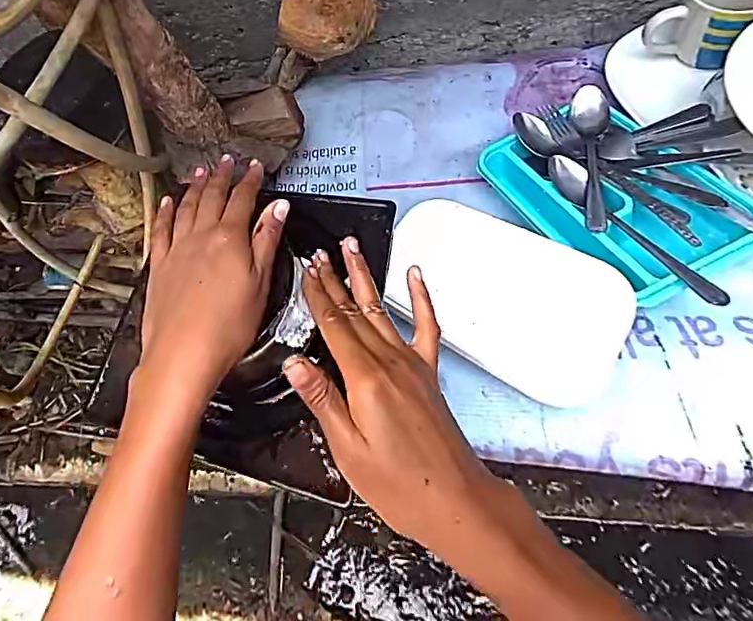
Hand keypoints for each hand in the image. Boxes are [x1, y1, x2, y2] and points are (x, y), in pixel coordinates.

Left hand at [136, 156, 287, 406]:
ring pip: (187, 206)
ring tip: (200, 171)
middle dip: (222, 176)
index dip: (250, 180)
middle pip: (212, 196)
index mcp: (229, 239)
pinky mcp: (159, 265)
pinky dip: (165, 212)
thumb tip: (278, 209)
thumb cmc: (225, 328)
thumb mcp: (260, 284)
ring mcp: (177, 249)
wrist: (182, 355)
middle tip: (227, 161)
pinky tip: (167, 203)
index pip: (243, 199)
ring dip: (195, 186)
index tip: (255, 168)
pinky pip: (161, 228)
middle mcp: (200, 237)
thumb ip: (267, 241)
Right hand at [288, 243, 643, 619]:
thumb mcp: (349, 451)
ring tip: (352, 249)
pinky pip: (425, 325)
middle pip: (353, 311)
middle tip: (319, 253)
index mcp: (365, 380)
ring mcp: (411, 364)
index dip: (317, 294)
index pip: (333, 325)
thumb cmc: (403, 486)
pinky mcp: (427, 372)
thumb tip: (295, 364)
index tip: (307, 270)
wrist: (458, 503)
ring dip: (364, 277)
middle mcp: (389, 363)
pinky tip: (414, 275)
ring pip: (380, 310)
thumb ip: (322, 401)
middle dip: (333, 279)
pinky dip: (420, 297)